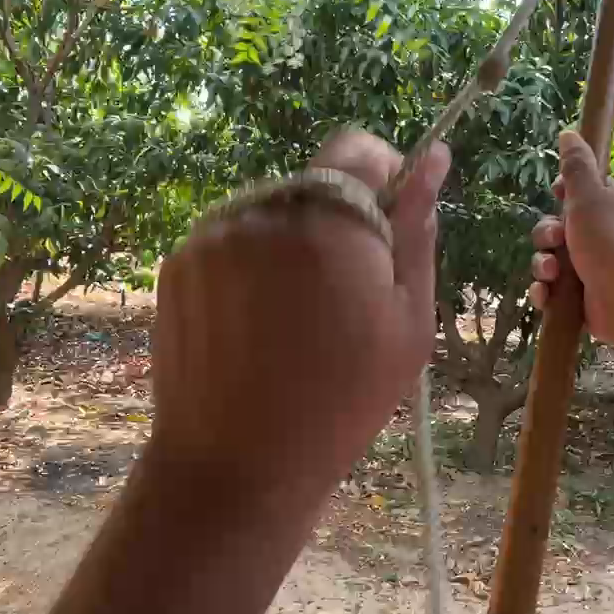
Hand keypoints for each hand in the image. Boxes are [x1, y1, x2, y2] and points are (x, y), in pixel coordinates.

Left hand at [151, 129, 449, 480]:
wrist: (237, 466)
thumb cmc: (344, 399)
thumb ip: (418, 229)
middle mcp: (266, 210)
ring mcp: (212, 235)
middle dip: (338, 217)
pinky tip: (256, 322)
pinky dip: (251, 263)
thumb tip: (435, 157)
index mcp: (332, 221)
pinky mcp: (178, 262)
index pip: (358, 147)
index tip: (388, 222)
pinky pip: (232, 238)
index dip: (382, 173)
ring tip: (296, 316)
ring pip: (273, 209)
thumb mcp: (409, 320)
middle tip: (346, 290)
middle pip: (315, 181)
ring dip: (293, 240)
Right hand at [527, 130, 613, 346]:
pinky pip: (553, 288)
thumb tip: (569, 132)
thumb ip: (576, 166)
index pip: (582, 191)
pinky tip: (546, 295)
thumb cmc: (609, 242)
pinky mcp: (582, 296)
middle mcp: (604, 233)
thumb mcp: (589, 196)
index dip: (563, 194)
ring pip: (551, 258)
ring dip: (543, 264)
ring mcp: (593, 266)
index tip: (557, 195)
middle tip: (553, 240)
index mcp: (611, 204)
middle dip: (546, 234)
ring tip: (551, 274)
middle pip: (558, 225)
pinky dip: (546, 291)